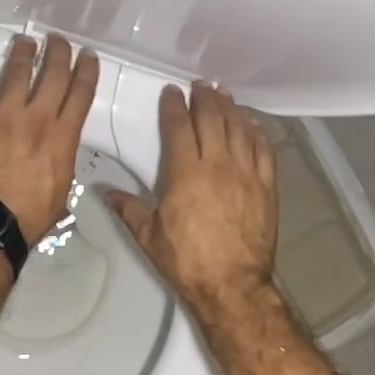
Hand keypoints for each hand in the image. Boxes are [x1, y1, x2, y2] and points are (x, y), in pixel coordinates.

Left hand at [0, 34, 99, 244]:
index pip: (80, 94)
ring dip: (22, 55)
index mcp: (62, 137)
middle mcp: (35, 119)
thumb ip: (63, 161)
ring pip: (15, 74)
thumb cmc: (30, 216)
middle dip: (58, 53)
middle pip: (52, 75)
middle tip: (57, 40)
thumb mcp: (63, 189)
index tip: (87, 55)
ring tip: (25, 42)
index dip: (86, 70)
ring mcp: (1, 117)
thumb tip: (60, 151)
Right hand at [106, 82, 278, 313]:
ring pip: (239, 129)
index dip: (174, 106)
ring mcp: (246, 174)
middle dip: (204, 99)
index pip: (179, 127)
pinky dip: (257, 132)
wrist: (232, 286)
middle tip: (200, 87)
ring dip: (230, 108)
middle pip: (212, 119)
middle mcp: (217, 165)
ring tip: (223, 97)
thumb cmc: (187, 262)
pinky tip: (251, 124)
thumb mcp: (149, 237)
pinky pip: (264, 150)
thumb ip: (129, 209)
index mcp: (185, 174)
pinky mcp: (267, 187)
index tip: (172, 93)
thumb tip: (108, 194)